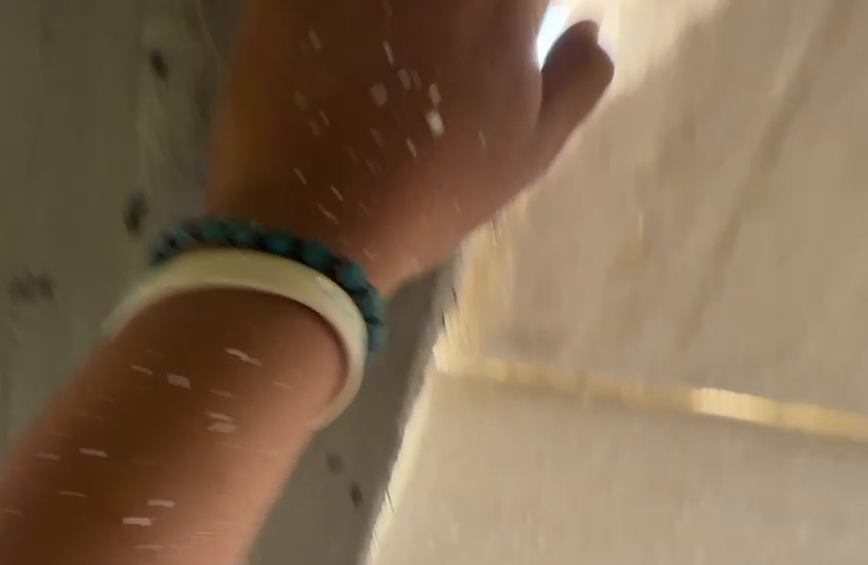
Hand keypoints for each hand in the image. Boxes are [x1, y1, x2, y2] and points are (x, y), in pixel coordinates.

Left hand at [204, 0, 613, 294]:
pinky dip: (304, 12)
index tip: (485, 36)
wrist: (306, 238)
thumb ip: (573, 83)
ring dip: (376, 13)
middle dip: (442, 15)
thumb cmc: (419, 206)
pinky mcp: (281, 9)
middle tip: (421, 46)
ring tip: (371, 41)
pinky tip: (318, 35)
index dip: (505, 15)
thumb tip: (586, 29)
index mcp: (502, 1)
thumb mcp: (520, 160)